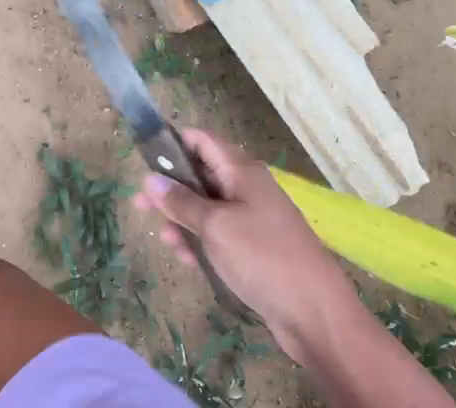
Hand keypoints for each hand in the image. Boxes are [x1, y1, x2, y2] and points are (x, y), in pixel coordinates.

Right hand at [131, 128, 361, 362]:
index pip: (202, 140)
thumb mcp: (215, 226)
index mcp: (241, 171)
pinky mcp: (254, 249)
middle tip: (140, 205)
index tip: (144, 159)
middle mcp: (247, 189)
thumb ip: (181, 202)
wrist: (315, 315)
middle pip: (201, 175)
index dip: (173, 143)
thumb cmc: (263, 257)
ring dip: (182, 219)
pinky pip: (218, 235)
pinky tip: (186, 259)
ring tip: (163, 239)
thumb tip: (151, 179)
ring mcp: (252, 219)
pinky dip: (200, 241)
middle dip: (171, 188)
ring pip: (207, 208)